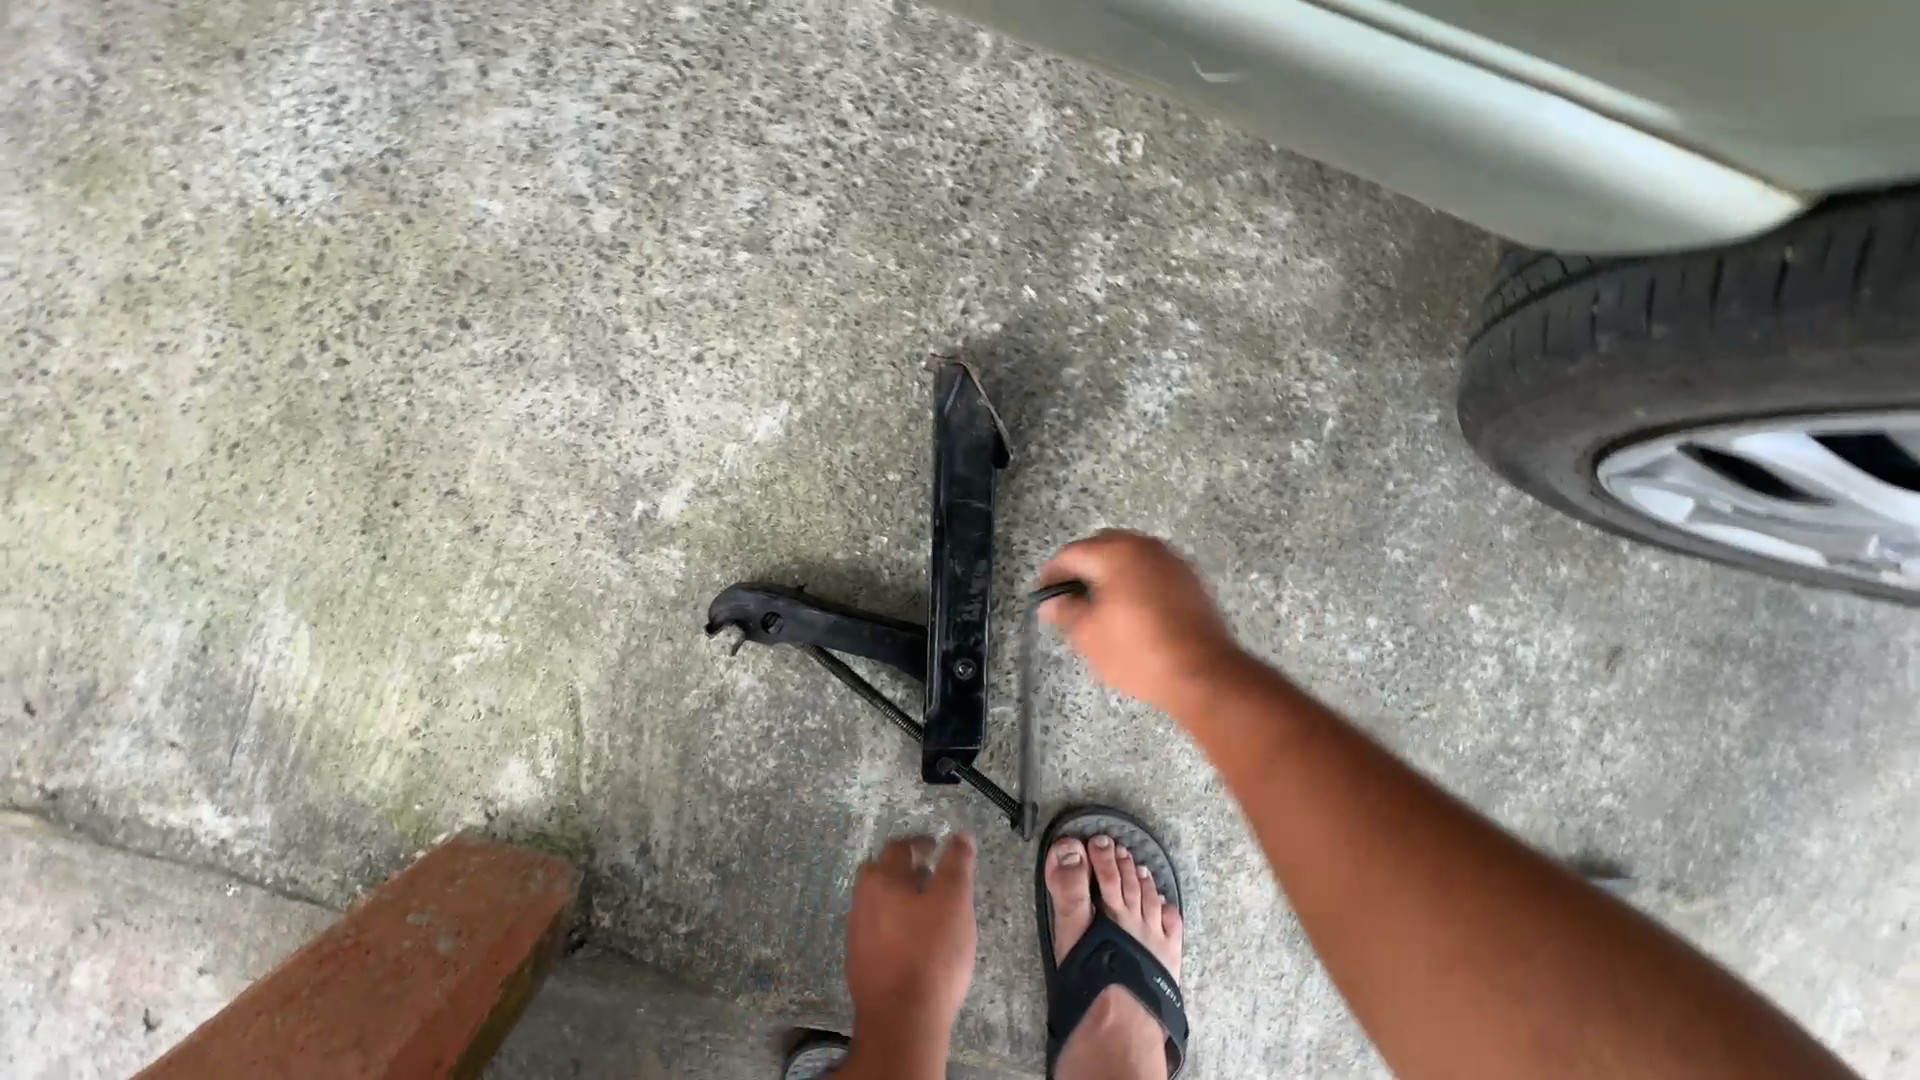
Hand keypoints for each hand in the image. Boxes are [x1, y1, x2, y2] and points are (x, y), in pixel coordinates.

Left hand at [842, 834, 976, 1079]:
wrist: (902, 1021)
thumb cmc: (931, 953)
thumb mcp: (955, 901)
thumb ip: (957, 864)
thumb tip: (960, 836)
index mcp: (880, 880)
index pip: (900, 847)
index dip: (921, 844)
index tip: (938, 848)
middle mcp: (861, 902)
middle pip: (883, 874)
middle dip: (907, 871)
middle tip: (934, 879)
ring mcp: (857, 934)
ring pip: (880, 903)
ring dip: (901, 899)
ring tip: (929, 912)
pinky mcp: (860, 963)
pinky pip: (879, 931)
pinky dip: (896, 926)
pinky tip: (914, 943)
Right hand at [1039, 529, 1246, 714]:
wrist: (1202, 674)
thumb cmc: (1138, 652)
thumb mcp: (1087, 634)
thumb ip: (1064, 610)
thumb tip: (1051, 601)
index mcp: (1116, 553)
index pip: (1071, 553)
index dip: (1052, 574)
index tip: (1044, 595)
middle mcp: (1146, 547)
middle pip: (1102, 547)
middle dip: (1082, 568)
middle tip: (1069, 598)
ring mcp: (1172, 561)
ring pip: (1130, 557)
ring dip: (1110, 574)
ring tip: (1099, 605)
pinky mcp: (1191, 580)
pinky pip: (1152, 572)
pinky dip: (1135, 582)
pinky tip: (1130, 610)